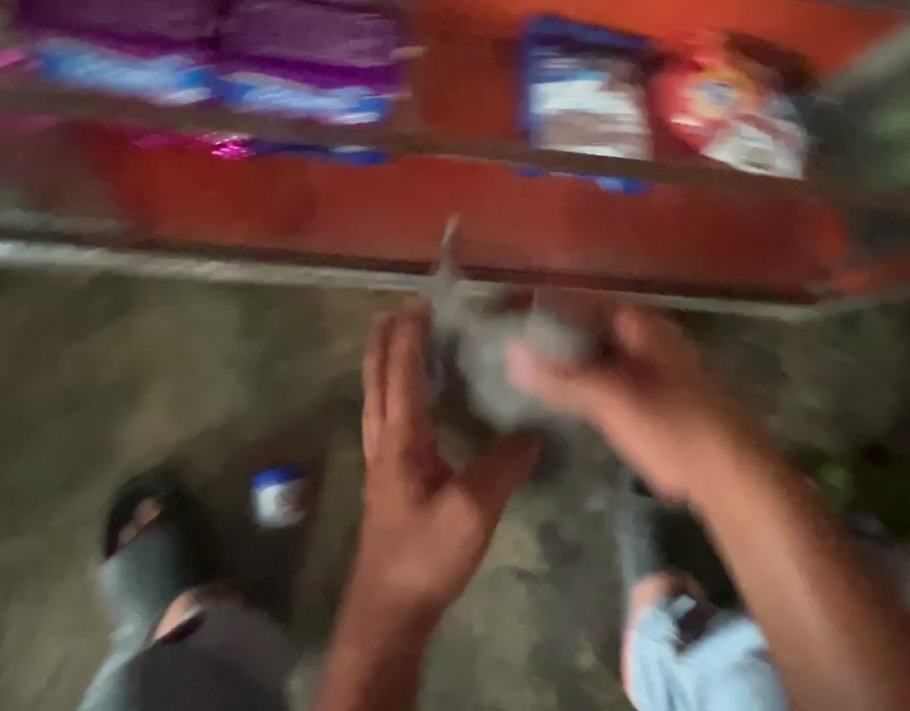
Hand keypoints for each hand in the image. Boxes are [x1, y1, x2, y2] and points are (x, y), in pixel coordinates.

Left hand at [350, 306, 541, 623]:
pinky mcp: (390, 478)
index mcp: (400, 437)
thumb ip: (503, 465)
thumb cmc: (425, 555)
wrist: (390, 610)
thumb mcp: (472, 510)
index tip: (424, 300)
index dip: (410, 334)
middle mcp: (384, 439)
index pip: (402, 371)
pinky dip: (398, 391)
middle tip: (407, 308)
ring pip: (379, 395)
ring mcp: (383, 459)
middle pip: (378, 375)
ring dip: (389, 362)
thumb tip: (532, 430)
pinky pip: (389, 416)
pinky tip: (421, 400)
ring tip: (409, 340)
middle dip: (388, 338)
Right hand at [508, 304, 758, 503]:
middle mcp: (647, 335)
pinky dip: (580, 379)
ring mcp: (653, 365)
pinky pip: (606, 376)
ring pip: (595, 352)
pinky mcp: (654, 396)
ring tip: (520, 367)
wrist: (736, 477)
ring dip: (562, 357)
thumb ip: (561, 377)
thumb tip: (509, 352)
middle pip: (586, 324)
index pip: (577, 300)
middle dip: (546, 331)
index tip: (500, 311)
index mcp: (639, 323)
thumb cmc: (674, 428)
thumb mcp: (612, 401)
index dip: (538, 304)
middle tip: (502, 342)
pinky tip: (558, 396)